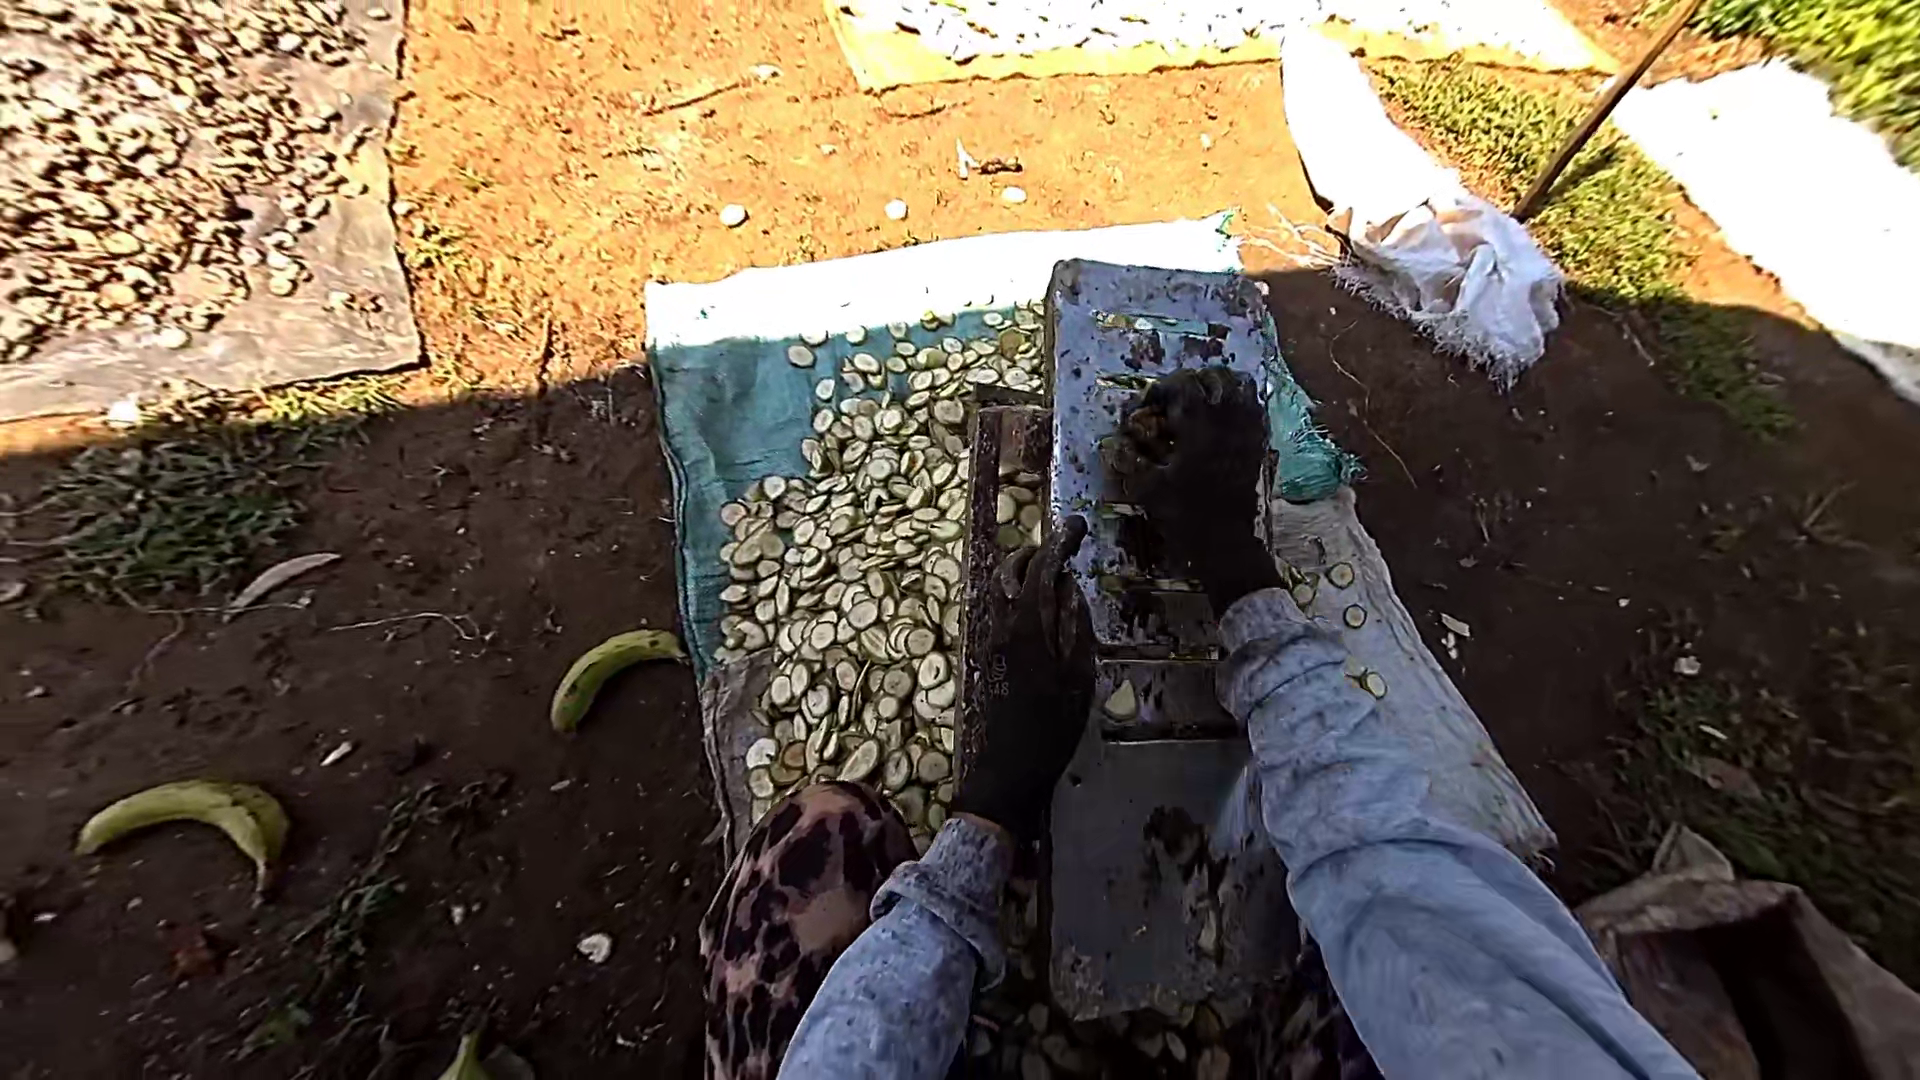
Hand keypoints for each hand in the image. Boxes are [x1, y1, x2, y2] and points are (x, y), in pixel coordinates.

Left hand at [953, 515, 1093, 842]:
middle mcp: (1001, 624)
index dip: (1059, 543)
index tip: (1077, 524)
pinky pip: (999, 605)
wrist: (1008, 767)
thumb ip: (1075, 627)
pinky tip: (1037, 602)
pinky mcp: (987, 650)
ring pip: (1000, 586)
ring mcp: (990, 636)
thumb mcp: (1078, 679)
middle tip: (1064, 545)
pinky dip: (1017, 590)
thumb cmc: (1051, 728)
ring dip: (1024, 569)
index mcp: (1028, 628)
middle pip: (1011, 571)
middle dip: (1037, 550)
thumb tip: (1071, 588)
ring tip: (1054, 567)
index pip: (1041, 570)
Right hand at [1108, 366, 1279, 610]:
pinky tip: (1220, 419)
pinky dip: (1237, 405)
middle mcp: (1227, 423)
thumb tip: (1111, 443)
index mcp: (1199, 429)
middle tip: (1172, 398)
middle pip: (1216, 379)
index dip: (1163, 388)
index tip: (1149, 402)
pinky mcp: (1257, 446)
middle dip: (1192, 382)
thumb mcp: (1147, 489)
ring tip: (1198, 403)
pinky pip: (1254, 410)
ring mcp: (1247, 433)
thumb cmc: (1183, 515)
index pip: (1184, 387)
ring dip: (1217, 389)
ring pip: (1240, 390)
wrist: (1223, 542)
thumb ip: (1129, 461)